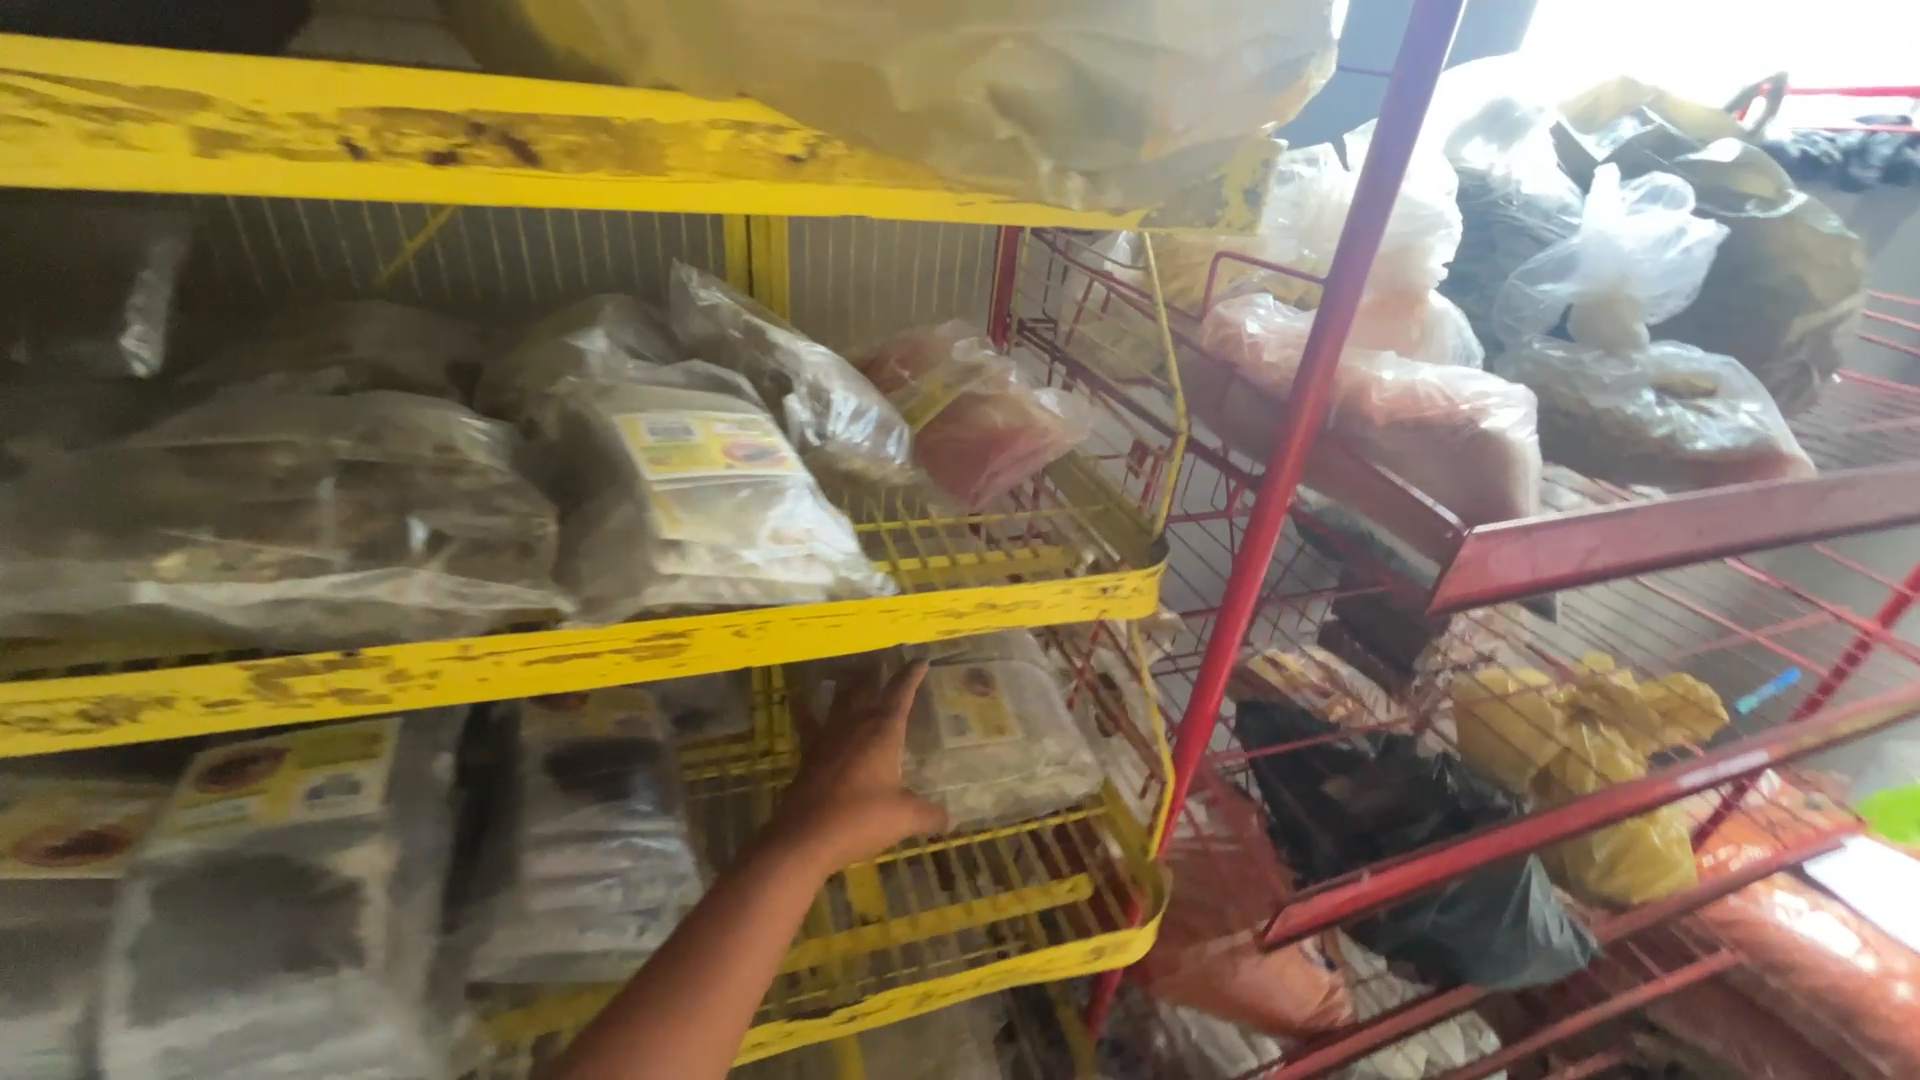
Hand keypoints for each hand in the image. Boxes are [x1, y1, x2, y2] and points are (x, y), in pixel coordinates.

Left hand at [767, 659, 949, 875]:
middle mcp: (855, 725)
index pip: (901, 694)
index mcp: (883, 732)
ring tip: (850, 671)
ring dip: (846, 684)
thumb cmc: (862, 818)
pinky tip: (796, 698)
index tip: (920, 660)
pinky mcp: (809, 753)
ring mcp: (829, 737)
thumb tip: (952, 821)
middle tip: (882, 660)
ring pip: (839, 699)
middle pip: (866, 688)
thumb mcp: (905, 817)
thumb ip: (930, 816)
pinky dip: (802, 709)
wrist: (807, 835)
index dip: (911, 676)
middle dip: (877, 673)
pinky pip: (806, 723)